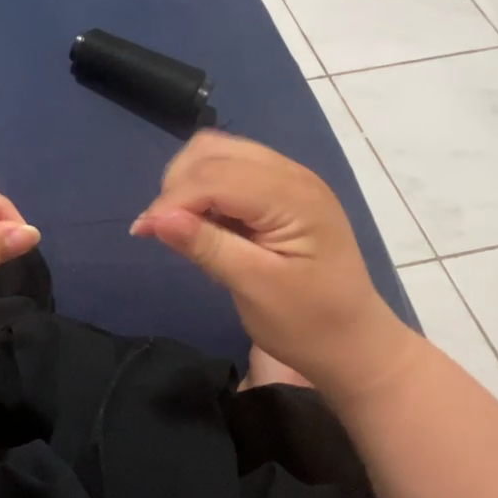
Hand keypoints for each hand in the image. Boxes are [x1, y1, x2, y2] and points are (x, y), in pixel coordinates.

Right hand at [131, 131, 417, 399]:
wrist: (355, 345)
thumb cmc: (309, 325)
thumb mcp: (255, 289)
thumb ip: (207, 247)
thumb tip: (155, 219)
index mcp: (294, 198)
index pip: (215, 176)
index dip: (173, 199)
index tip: (142, 232)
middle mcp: (293, 175)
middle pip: (213, 152)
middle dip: (177, 185)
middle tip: (160, 229)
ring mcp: (290, 179)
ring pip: (218, 153)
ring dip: (189, 182)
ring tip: (180, 225)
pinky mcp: (281, 190)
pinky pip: (231, 168)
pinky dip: (205, 187)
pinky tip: (202, 220)